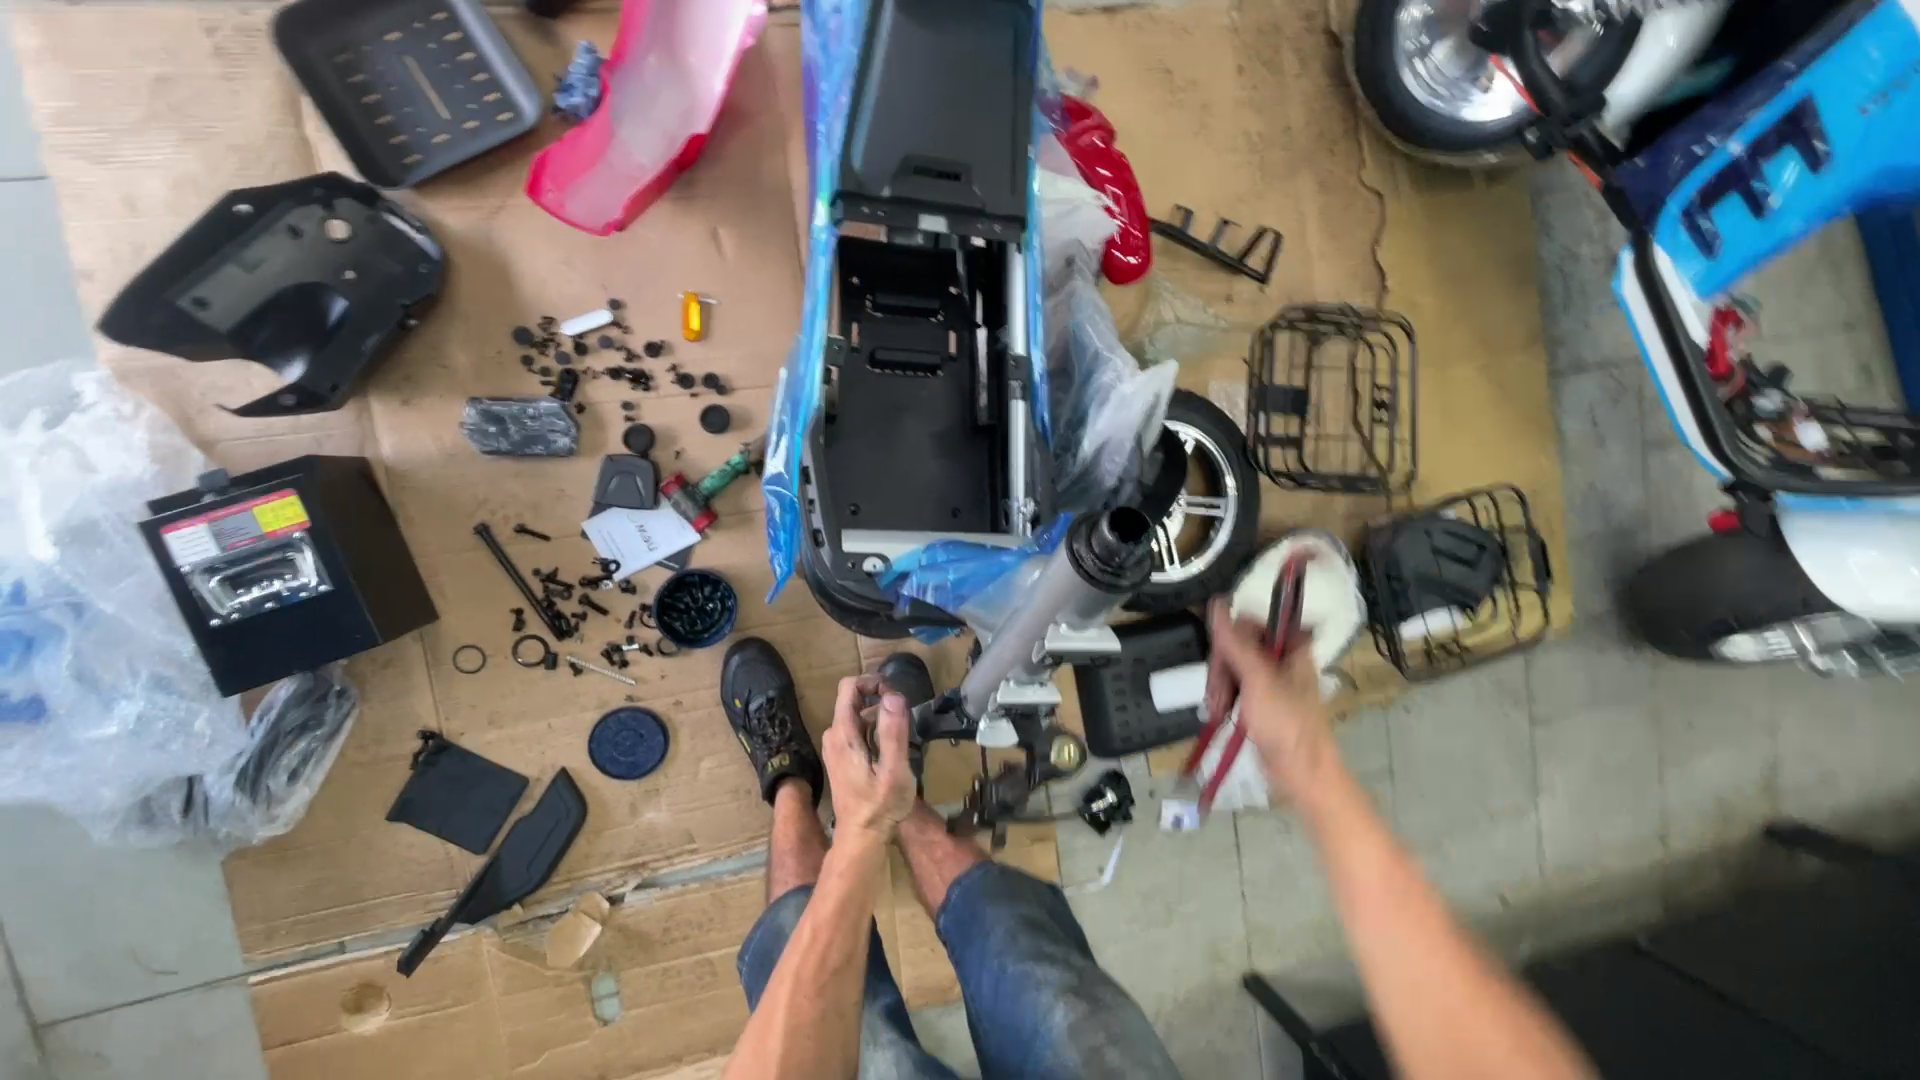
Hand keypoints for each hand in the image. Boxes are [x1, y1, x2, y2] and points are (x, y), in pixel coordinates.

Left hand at [823, 675, 915, 842]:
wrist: (861, 837)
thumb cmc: (880, 806)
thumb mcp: (894, 770)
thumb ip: (893, 732)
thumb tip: (893, 696)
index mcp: (843, 733)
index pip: (849, 686)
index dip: (873, 681)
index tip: (896, 696)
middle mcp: (834, 735)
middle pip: (853, 699)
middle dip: (880, 700)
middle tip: (904, 720)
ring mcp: (835, 747)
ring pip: (857, 715)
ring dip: (879, 717)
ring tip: (900, 738)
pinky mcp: (841, 757)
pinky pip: (857, 730)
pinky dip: (874, 731)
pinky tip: (890, 752)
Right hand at [1207, 599, 1340, 798]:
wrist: (1301, 773)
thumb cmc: (1286, 724)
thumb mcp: (1258, 679)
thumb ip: (1235, 642)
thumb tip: (1217, 603)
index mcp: (1290, 648)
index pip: (1253, 622)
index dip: (1233, 635)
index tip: (1222, 653)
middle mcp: (1280, 660)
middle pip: (1237, 645)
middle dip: (1222, 668)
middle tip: (1218, 690)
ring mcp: (1269, 682)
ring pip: (1231, 668)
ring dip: (1219, 686)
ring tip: (1216, 708)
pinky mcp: (1259, 703)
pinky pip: (1232, 689)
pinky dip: (1222, 699)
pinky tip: (1217, 713)